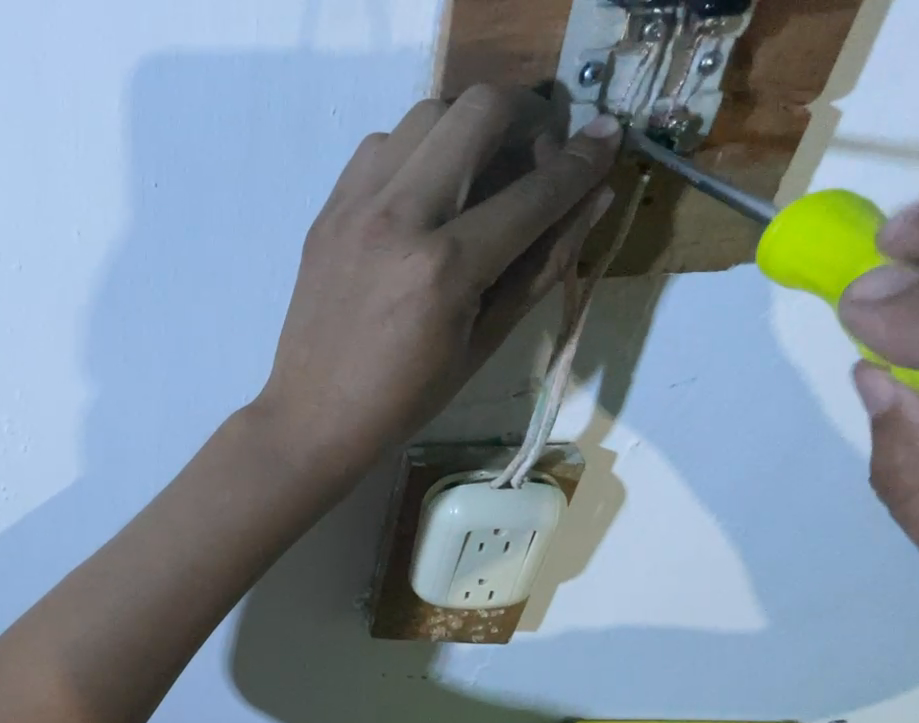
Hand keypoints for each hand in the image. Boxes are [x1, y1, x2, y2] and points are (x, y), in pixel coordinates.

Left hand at [253, 87, 619, 471]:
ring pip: (425, 115)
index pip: (536, 188)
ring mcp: (353, 210)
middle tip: (532, 160)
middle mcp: (397, 219)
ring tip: (474, 178)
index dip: (585, 159)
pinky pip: (379, 147)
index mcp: (444, 267)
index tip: (606, 140)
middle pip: (479, 110)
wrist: (312, 416)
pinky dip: (414, 152)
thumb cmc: (406, 397)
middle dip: (526, 120)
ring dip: (465, 131)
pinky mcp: (326, 214)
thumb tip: (594, 194)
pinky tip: (422, 195)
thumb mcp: (487, 341)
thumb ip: (544, 263)